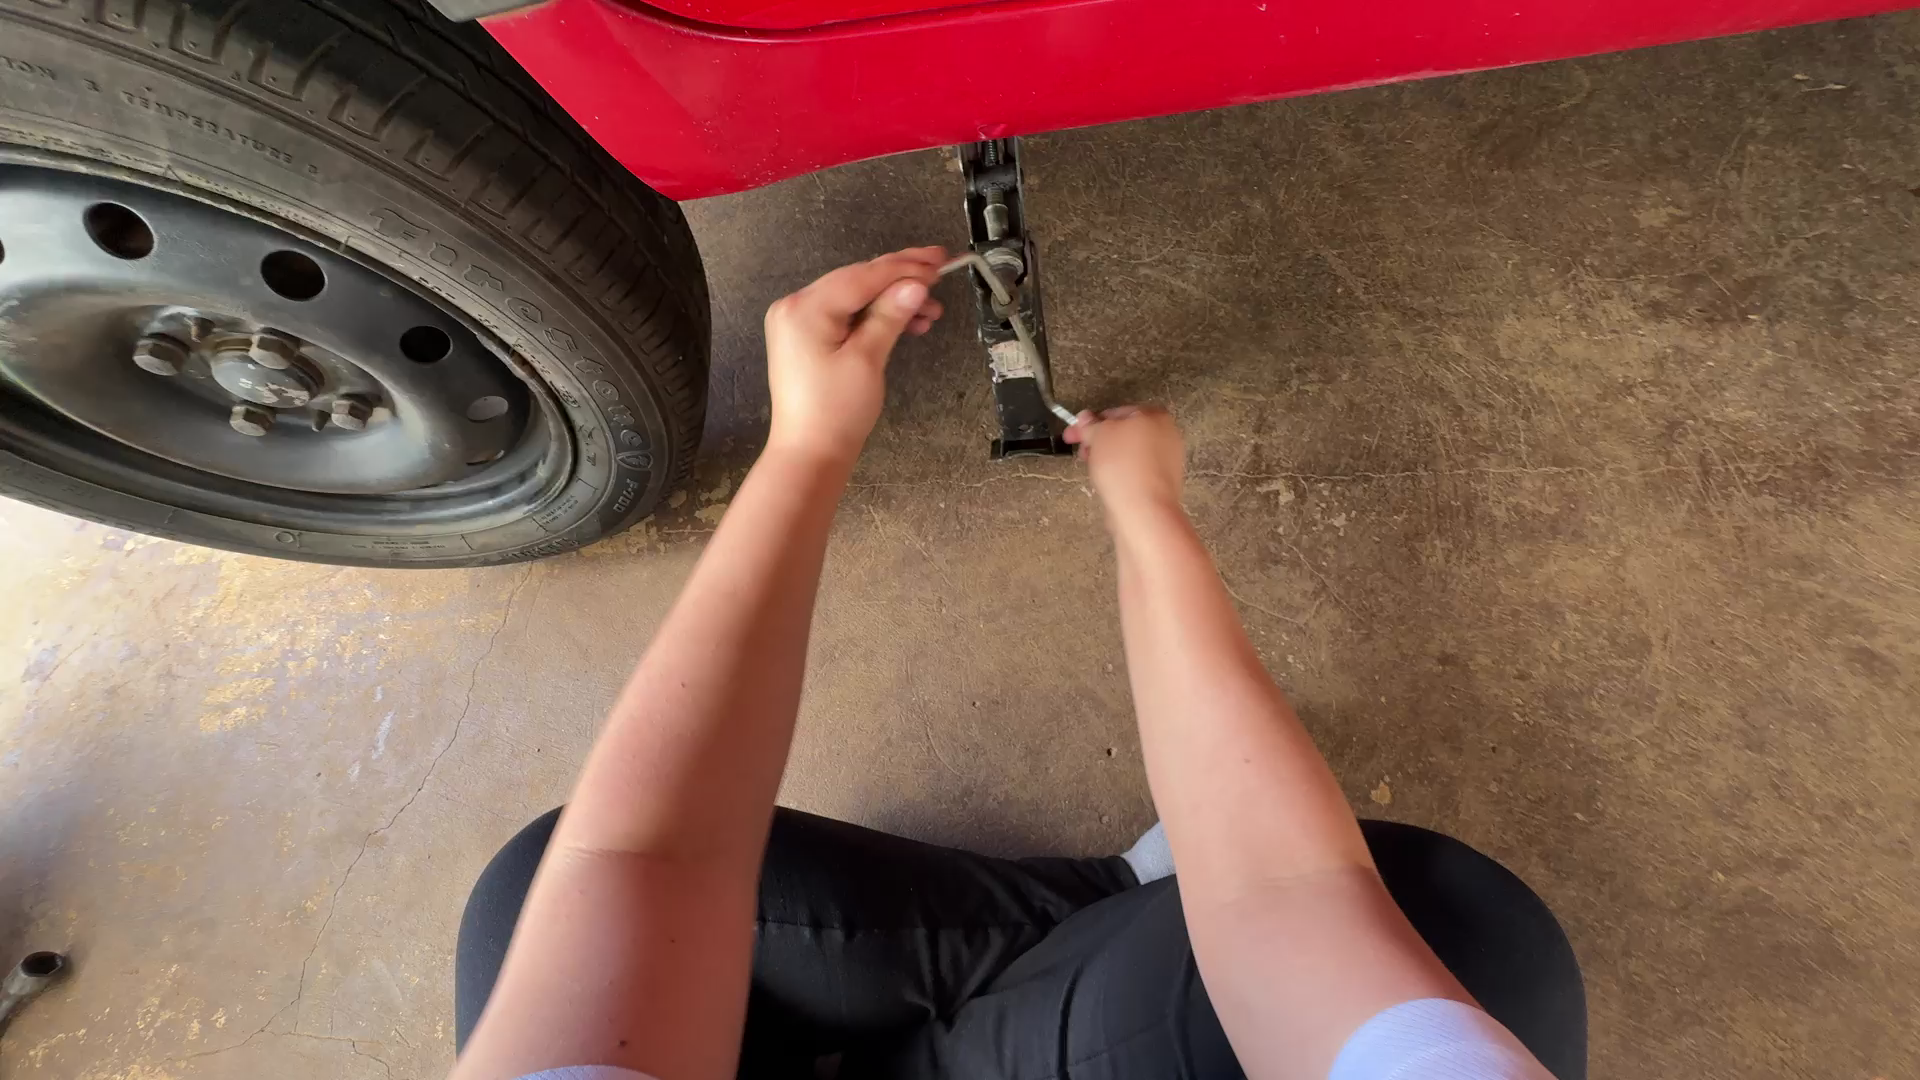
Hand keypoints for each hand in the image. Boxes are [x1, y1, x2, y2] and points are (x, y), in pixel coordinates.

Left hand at [763, 246, 946, 464]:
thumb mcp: (867, 360)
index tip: (939, 261)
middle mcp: (796, 307)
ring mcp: (799, 322)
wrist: (810, 453)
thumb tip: (916, 285)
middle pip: (857, 281)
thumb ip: (889, 316)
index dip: (904, 268)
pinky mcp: (807, 338)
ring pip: (855, 298)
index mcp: (805, 308)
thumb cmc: (836, 412)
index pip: (862, 276)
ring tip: (930, 311)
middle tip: (940, 273)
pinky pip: (846, 315)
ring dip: (893, 301)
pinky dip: (875, 317)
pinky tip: (906, 322)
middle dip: (901, 280)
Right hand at [1063, 405, 1185, 524]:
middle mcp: (1166, 436)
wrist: (1143, 509)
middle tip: (1083, 451)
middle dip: (1099, 441)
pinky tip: (1109, 483)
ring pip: (1128, 454)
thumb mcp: (1099, 435)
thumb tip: (1084, 419)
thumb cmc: (1125, 467)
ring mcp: (1166, 461)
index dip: (1092, 422)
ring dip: (1107, 458)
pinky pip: (1134, 472)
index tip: (1075, 432)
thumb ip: (1090, 425)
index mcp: (1156, 416)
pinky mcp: (1160, 483)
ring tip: (1094, 470)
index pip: (1117, 412)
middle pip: (1123, 433)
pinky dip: (1120, 474)